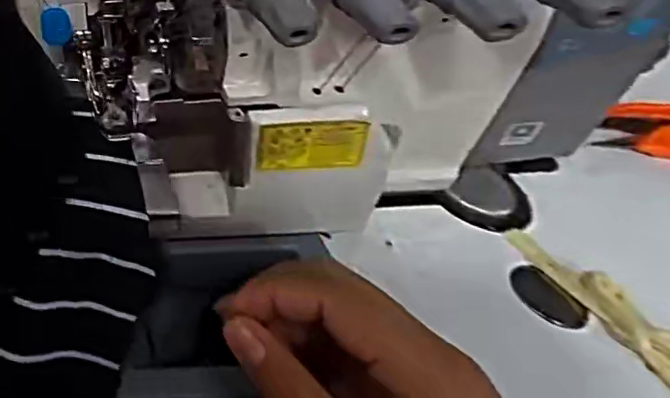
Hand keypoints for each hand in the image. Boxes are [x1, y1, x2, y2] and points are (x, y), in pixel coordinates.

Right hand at [217, 260, 499, 397]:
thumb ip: (290, 382)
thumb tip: (239, 329)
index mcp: (429, 364)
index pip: (328, 288)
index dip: (268, 291)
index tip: (231, 313)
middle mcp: (438, 354)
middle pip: (335, 285)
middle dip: (276, 298)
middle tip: (238, 324)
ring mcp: (436, 367)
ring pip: (343, 305)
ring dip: (293, 318)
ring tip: (262, 348)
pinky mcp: (428, 383)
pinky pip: (359, 336)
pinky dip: (318, 342)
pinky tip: (297, 365)